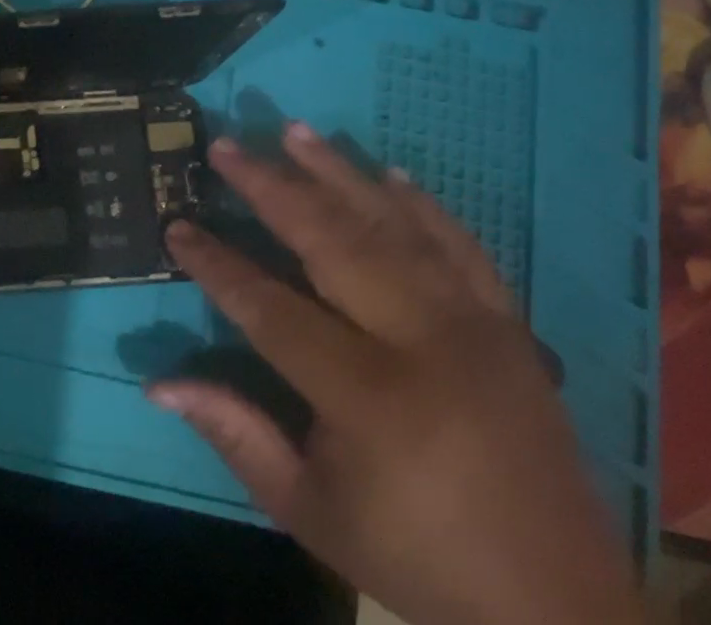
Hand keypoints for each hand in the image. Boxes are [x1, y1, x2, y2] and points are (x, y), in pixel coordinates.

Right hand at [152, 124, 642, 624]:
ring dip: (343, 176)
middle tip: (226, 146)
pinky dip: (426, 207)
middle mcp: (427, 345)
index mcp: (369, 395)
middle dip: (274, 190)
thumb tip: (157, 385)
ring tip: (295, 132)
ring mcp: (479, 331)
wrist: (553, 600)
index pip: (272, 308)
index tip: (176, 227)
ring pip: (400, 232)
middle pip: (338, 245)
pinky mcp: (512, 333)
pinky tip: (390, 174)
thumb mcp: (305, 507)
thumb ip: (234, 435)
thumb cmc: (411, 552)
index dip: (217, 265)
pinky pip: (466, 252)